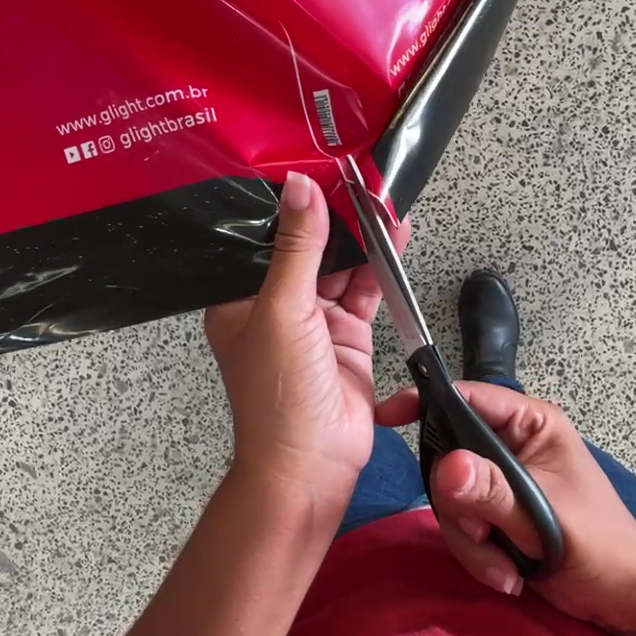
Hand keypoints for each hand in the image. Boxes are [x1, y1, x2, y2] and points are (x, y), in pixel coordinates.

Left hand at [205, 171, 397, 499]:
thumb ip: (298, 249)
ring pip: (340, 268)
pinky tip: (396, 238)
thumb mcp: (283, 311)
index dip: (292, 206)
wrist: (312, 466)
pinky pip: (365, 293)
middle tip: (362, 180)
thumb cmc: (278, 395)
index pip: (265, 239)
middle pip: (308, 250)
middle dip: (335, 219)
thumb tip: (301, 188)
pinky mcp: (347, 338)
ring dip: (363, 240)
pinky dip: (381, 269)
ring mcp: (314, 322)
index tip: (320, 170)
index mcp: (240, 298)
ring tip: (385, 201)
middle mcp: (275, 306)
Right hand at [377, 382, 635, 623]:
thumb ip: (494, 492)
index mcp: (531, 424)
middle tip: (485, 536)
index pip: (468, 398)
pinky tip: (507, 575)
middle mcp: (509, 445)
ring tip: (507, 569)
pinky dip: (477, 554)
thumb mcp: (547, 518)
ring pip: (449, 498)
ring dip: (472, 540)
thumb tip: (447, 466)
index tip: (387, 417)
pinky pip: (459, 524)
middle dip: (461, 507)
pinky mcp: (491, 513)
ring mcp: (499, 480)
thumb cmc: (603, 547)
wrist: (622, 602)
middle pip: (449, 456)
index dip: (426, 403)